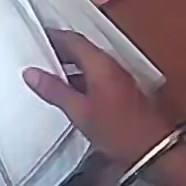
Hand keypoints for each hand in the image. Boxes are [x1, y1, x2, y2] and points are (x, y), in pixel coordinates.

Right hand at [23, 29, 175, 168]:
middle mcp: (112, 66)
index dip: (53, 36)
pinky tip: (70, 92)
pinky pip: (97, 75)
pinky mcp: (122, 90)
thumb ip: (55, 91)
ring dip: (70, 65)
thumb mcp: (80, 112)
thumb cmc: (122, 132)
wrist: (151, 149)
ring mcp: (119, 78)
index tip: (38, 38)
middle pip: (82, 49)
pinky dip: (80, 78)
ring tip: (50, 73)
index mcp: (101, 65)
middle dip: (60, 50)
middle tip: (41, 55)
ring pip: (89, 63)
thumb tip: (34, 75)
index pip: (73, 40)